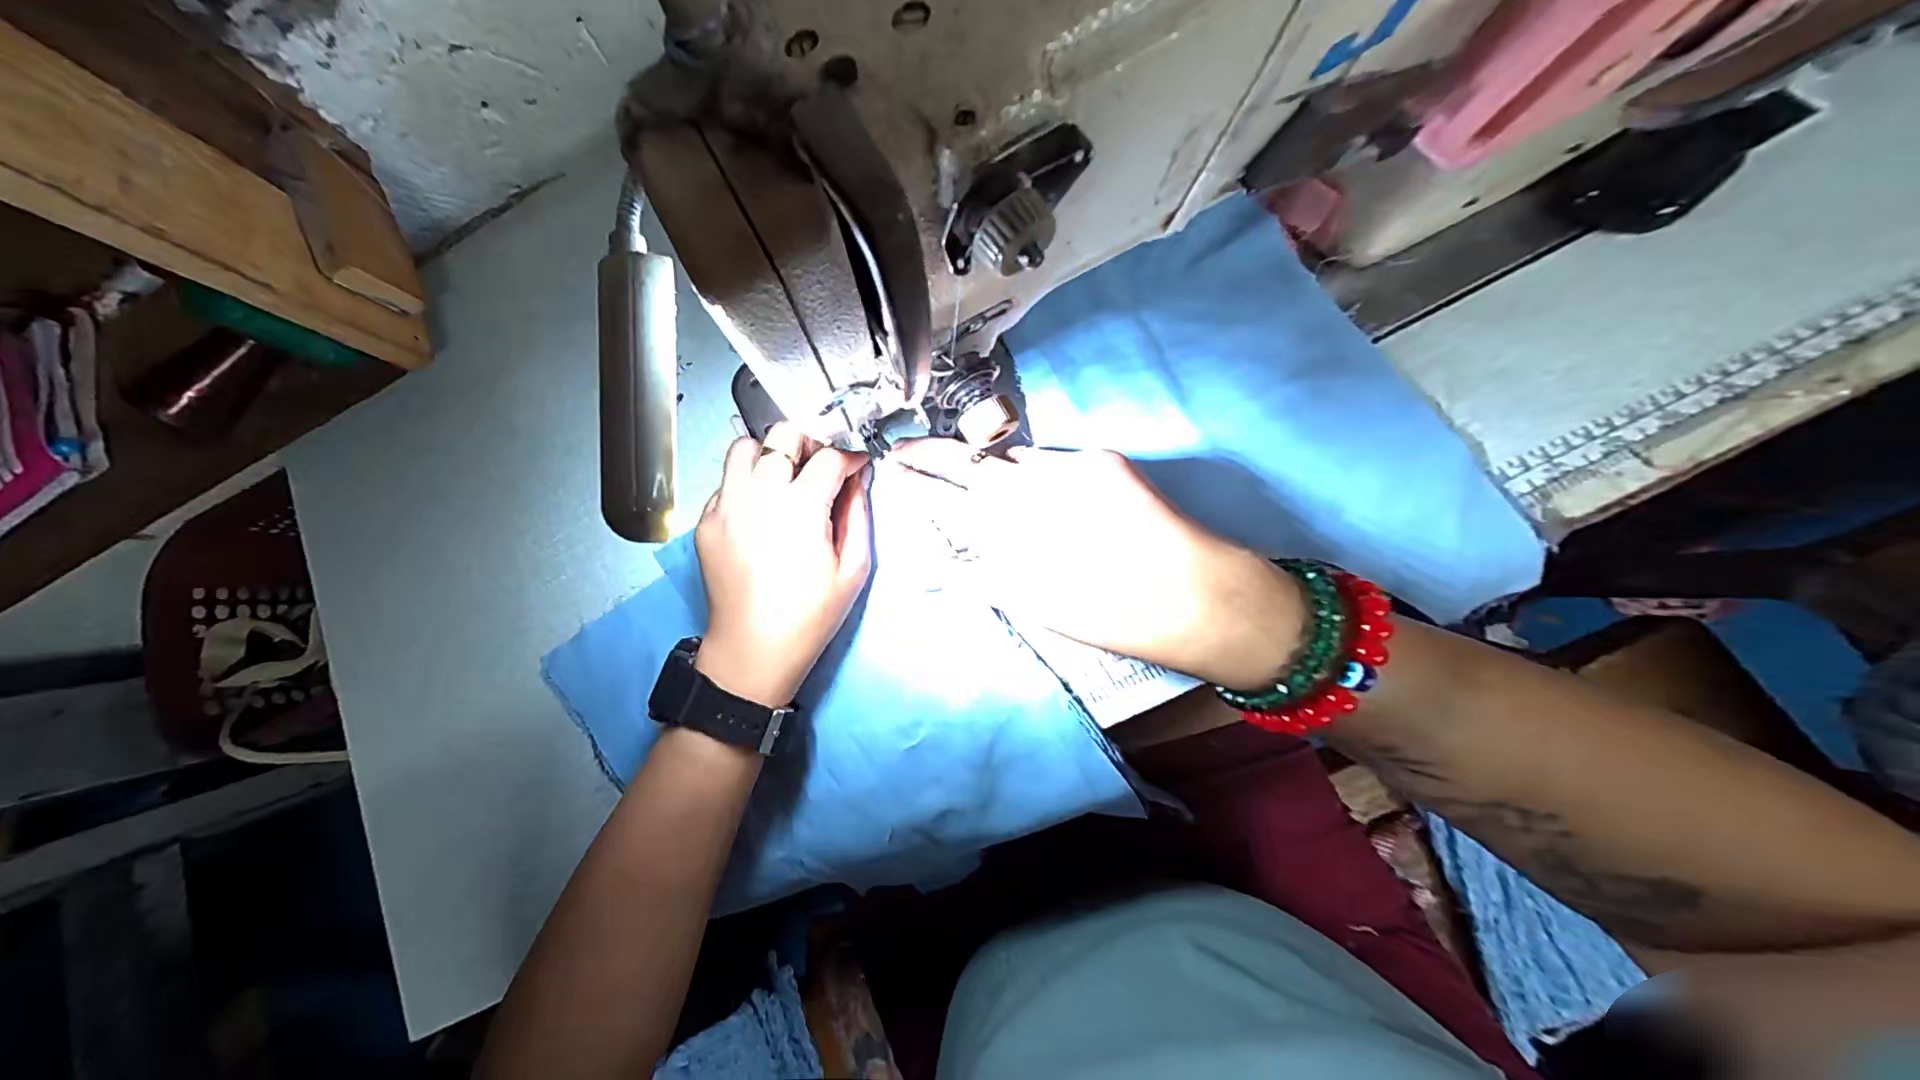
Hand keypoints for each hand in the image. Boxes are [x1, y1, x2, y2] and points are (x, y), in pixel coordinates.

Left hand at [694, 423, 872, 706]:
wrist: (753, 649)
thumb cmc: (808, 616)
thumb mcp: (853, 569)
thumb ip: (858, 515)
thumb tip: (857, 480)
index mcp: (801, 508)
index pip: (830, 455)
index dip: (850, 456)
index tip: (856, 465)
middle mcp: (759, 496)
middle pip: (783, 434)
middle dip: (809, 443)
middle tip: (820, 466)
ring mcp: (727, 506)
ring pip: (744, 446)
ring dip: (770, 453)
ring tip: (785, 478)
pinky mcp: (707, 521)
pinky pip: (726, 481)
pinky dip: (746, 482)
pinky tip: (761, 509)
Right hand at [888, 440, 1305, 689]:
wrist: (1191, 594)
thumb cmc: (1106, 615)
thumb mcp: (1032, 605)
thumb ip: (984, 576)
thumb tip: (951, 561)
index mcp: (1001, 530)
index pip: (937, 492)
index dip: (910, 476)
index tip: (894, 466)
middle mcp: (1024, 488)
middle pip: (964, 458)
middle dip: (930, 452)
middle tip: (910, 450)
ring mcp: (1063, 467)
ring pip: (1014, 462)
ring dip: (1000, 473)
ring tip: (1007, 498)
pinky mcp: (1101, 458)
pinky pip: (1056, 462)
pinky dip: (1047, 477)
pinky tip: (1061, 502)